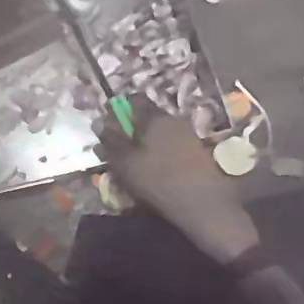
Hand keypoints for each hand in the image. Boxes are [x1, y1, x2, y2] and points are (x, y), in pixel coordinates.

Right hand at [96, 104, 260, 264]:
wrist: (204, 204)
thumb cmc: (158, 180)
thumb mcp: (125, 163)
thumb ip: (111, 141)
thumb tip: (99, 121)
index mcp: (154, 117)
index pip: (135, 100)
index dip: (121, 109)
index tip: (112, 125)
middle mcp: (174, 119)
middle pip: (150, 115)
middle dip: (135, 127)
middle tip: (123, 147)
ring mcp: (190, 134)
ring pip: (164, 130)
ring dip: (151, 141)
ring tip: (141, 162)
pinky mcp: (200, 150)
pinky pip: (176, 143)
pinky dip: (165, 151)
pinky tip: (160, 169)